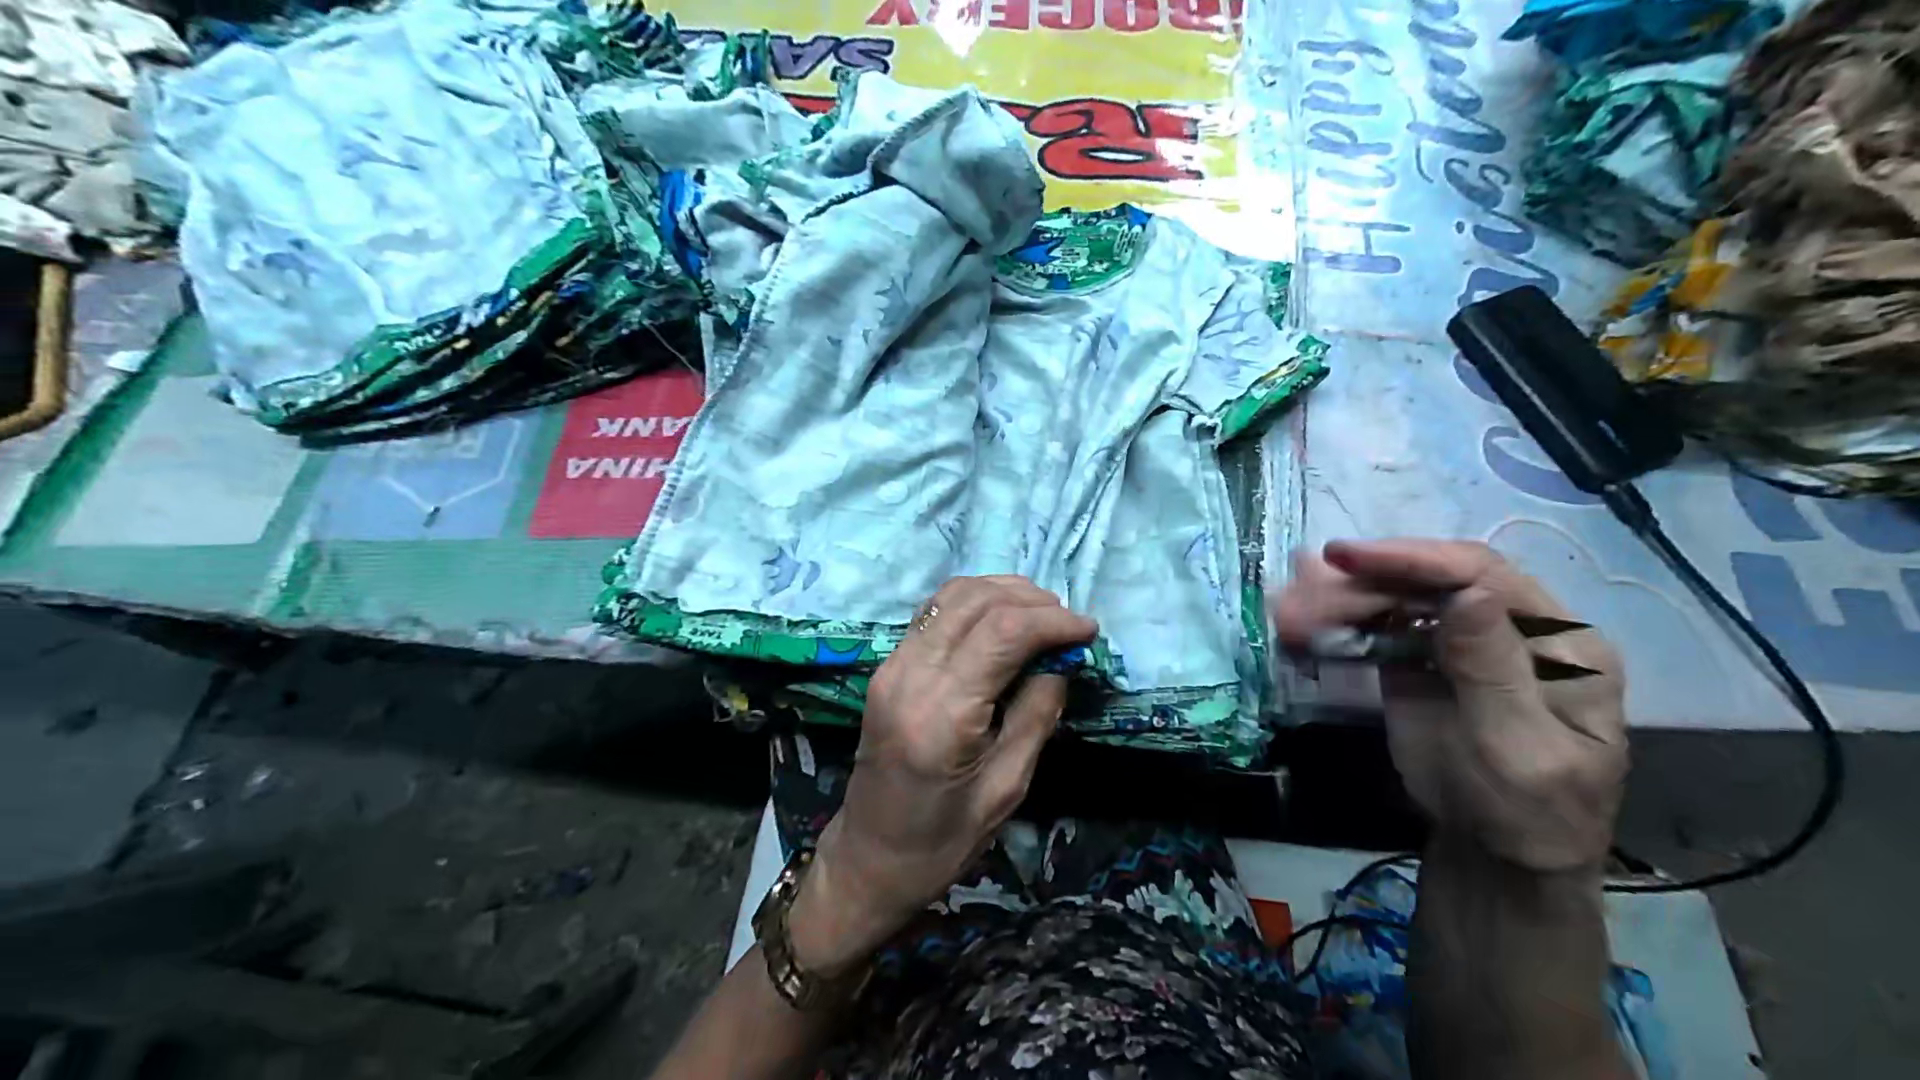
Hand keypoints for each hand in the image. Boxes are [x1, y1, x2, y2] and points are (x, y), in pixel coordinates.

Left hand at [788, 576, 1096, 973]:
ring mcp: (892, 665)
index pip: (1003, 632)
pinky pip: (935, 613)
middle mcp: (910, 674)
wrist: (870, 856)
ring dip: (1002, 593)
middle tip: (1068, 623)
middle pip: (976, 601)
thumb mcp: (1007, 787)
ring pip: (952, 596)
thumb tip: (1060, 660)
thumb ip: (1037, 713)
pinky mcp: (887, 666)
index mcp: (942, 711)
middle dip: (1031, 600)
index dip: (1052, 621)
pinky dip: (975, 604)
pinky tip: (1002, 620)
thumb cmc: (943, 839)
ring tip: (1042, 615)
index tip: (1088, 630)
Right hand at [1270, 539, 1628, 872]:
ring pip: (1393, 602)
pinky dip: (1335, 625)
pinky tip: (1302, 627)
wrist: (1496, 855)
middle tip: (1294, 601)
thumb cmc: (1526, 810)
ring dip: (1335, 603)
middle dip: (1358, 588)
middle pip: (1426, 584)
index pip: (1482, 575)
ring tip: (1286, 614)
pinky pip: (1374, 629)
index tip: (1344, 559)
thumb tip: (1468, 593)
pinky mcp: (1417, 659)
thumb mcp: (1518, 749)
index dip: (1413, 559)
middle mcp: (1506, 627)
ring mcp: (1458, 641)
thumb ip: (1492, 672)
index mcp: (1558, 641)